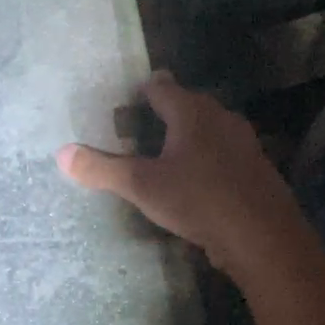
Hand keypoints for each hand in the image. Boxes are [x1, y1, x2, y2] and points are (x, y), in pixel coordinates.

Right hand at [56, 71, 292, 275]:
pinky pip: (226, 154)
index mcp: (191, 113)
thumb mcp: (141, 186)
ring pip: (211, 129)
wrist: (262, 236)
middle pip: (190, 104)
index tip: (132, 96)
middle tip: (145, 123)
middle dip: (169, 110)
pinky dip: (209, 159)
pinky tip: (199, 180)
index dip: (145, 90)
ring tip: (170, 150)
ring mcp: (244, 143)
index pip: (162, 88)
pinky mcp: (256, 170)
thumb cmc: (197, 200)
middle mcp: (220, 119)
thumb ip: (102, 169)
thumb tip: (61, 153)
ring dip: (191, 135)